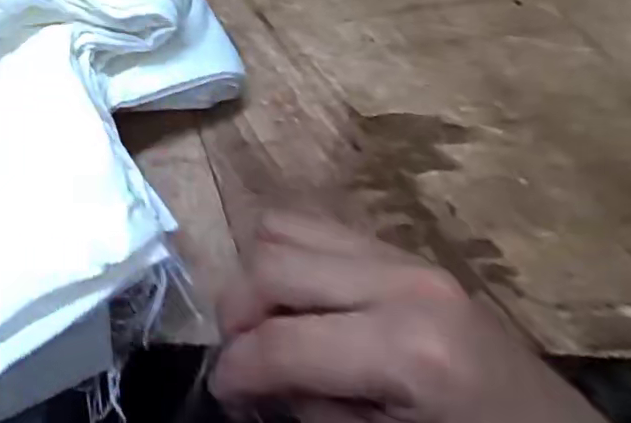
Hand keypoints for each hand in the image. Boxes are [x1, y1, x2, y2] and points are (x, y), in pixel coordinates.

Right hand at [211, 210, 605, 422]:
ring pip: (279, 229)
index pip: (283, 342)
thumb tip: (249, 373)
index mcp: (412, 350)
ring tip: (267, 321)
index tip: (219, 388)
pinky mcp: (402, 251)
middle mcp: (401, 284)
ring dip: (258, 275)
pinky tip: (297, 298)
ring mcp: (404, 257)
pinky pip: (312, 227)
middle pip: (270, 266)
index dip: (237, 367)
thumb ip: (311, 403)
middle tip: (237, 354)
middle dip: (237, 311)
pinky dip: (285, 256)